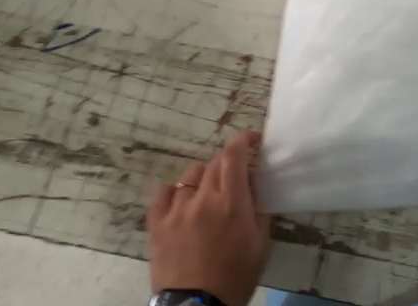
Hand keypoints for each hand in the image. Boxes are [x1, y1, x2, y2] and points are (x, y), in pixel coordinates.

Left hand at [148, 130, 272, 305]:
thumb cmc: (235, 277)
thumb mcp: (261, 243)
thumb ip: (259, 207)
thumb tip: (253, 183)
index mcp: (231, 202)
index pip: (234, 154)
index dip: (243, 139)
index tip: (252, 139)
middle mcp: (203, 198)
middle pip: (214, 161)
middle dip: (228, 161)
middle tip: (234, 175)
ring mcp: (177, 211)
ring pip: (190, 174)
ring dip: (203, 177)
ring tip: (208, 192)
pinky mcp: (157, 225)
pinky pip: (162, 194)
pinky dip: (174, 191)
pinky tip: (181, 200)